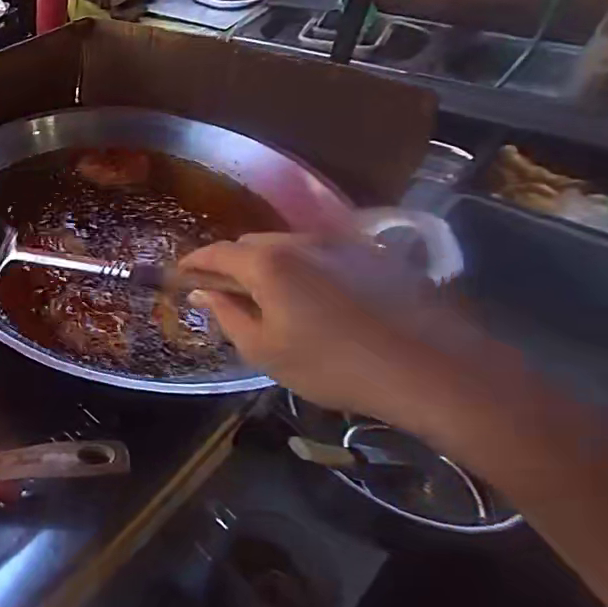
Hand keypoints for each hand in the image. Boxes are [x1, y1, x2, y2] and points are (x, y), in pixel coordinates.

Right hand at [182, 233, 528, 447]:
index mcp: (267, 264)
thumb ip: (228, 317)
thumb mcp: (267, 352)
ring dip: (270, 264)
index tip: (182, 275)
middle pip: (251, 244)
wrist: (426, 365)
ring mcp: (336, 242)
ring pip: (287, 245)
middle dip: (233, 264)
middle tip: (229, 294)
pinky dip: (304, 267)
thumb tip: (202, 294)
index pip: (217, 252)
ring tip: (275, 297)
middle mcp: (297, 241)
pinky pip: (320, 252)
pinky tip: (320, 298)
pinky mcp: (368, 252)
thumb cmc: (333, 365)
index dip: (194, 262)